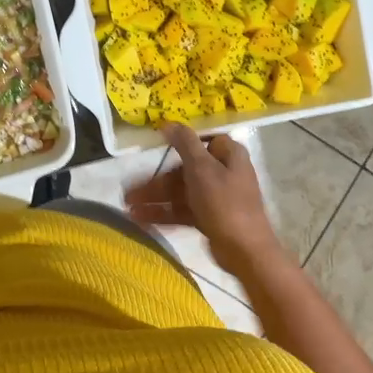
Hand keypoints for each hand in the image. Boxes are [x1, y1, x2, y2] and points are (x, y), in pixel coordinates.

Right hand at [125, 123, 289, 278]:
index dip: (178, 144)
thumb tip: (168, 122)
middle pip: (184, 170)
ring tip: (128, 206)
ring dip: (155, 198)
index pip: (201, 141)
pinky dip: (164, 212)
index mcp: (228, 154)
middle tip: (129, 190)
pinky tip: (140, 218)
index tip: (155, 148)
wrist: (244, 250)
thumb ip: (184, 143)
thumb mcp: (202, 168)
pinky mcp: (209, 218)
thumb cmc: (224, 202)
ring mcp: (216, 197)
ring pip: (181, 192)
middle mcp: (223, 172)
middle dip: (156, 180)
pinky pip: (183, 210)